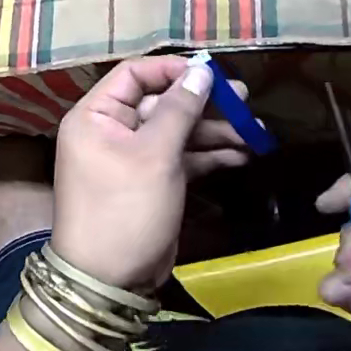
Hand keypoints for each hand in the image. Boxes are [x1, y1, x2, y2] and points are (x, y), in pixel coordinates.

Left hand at [52, 56, 247, 290]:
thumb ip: (179, 109)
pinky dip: (208, 157)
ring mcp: (132, 158)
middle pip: (161, 103)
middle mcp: (111, 131)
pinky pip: (181, 158)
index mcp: (96, 116)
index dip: (174, 70)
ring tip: (255, 134)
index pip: (134, 75)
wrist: (110, 280)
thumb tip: (201, 71)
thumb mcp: (154, 156)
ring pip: (176, 132)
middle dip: (204, 104)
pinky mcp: (151, 181)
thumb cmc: (125, 209)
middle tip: (245, 101)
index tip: (213, 73)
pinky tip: (241, 156)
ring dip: (214, 132)